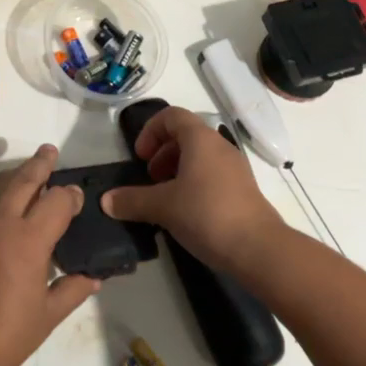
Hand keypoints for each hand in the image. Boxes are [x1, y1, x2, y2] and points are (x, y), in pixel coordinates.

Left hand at [0, 145, 100, 365]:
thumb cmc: (4, 335)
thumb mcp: (46, 317)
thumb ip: (71, 290)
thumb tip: (93, 278)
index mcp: (28, 240)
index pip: (56, 202)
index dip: (70, 196)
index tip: (77, 196)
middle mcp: (2, 223)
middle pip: (24, 181)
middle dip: (40, 164)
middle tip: (50, 151)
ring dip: (15, 175)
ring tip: (27, 170)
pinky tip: (3, 204)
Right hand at [101, 106, 286, 272]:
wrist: (260, 250)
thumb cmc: (207, 214)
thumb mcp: (163, 207)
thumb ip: (132, 200)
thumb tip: (105, 200)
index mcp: (200, 139)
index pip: (172, 116)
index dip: (150, 130)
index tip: (140, 157)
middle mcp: (220, 146)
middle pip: (186, 136)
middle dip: (162, 153)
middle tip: (150, 178)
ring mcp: (235, 168)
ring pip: (200, 157)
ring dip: (178, 170)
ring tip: (166, 198)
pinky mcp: (244, 191)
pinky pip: (213, 175)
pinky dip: (194, 184)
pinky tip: (186, 213)